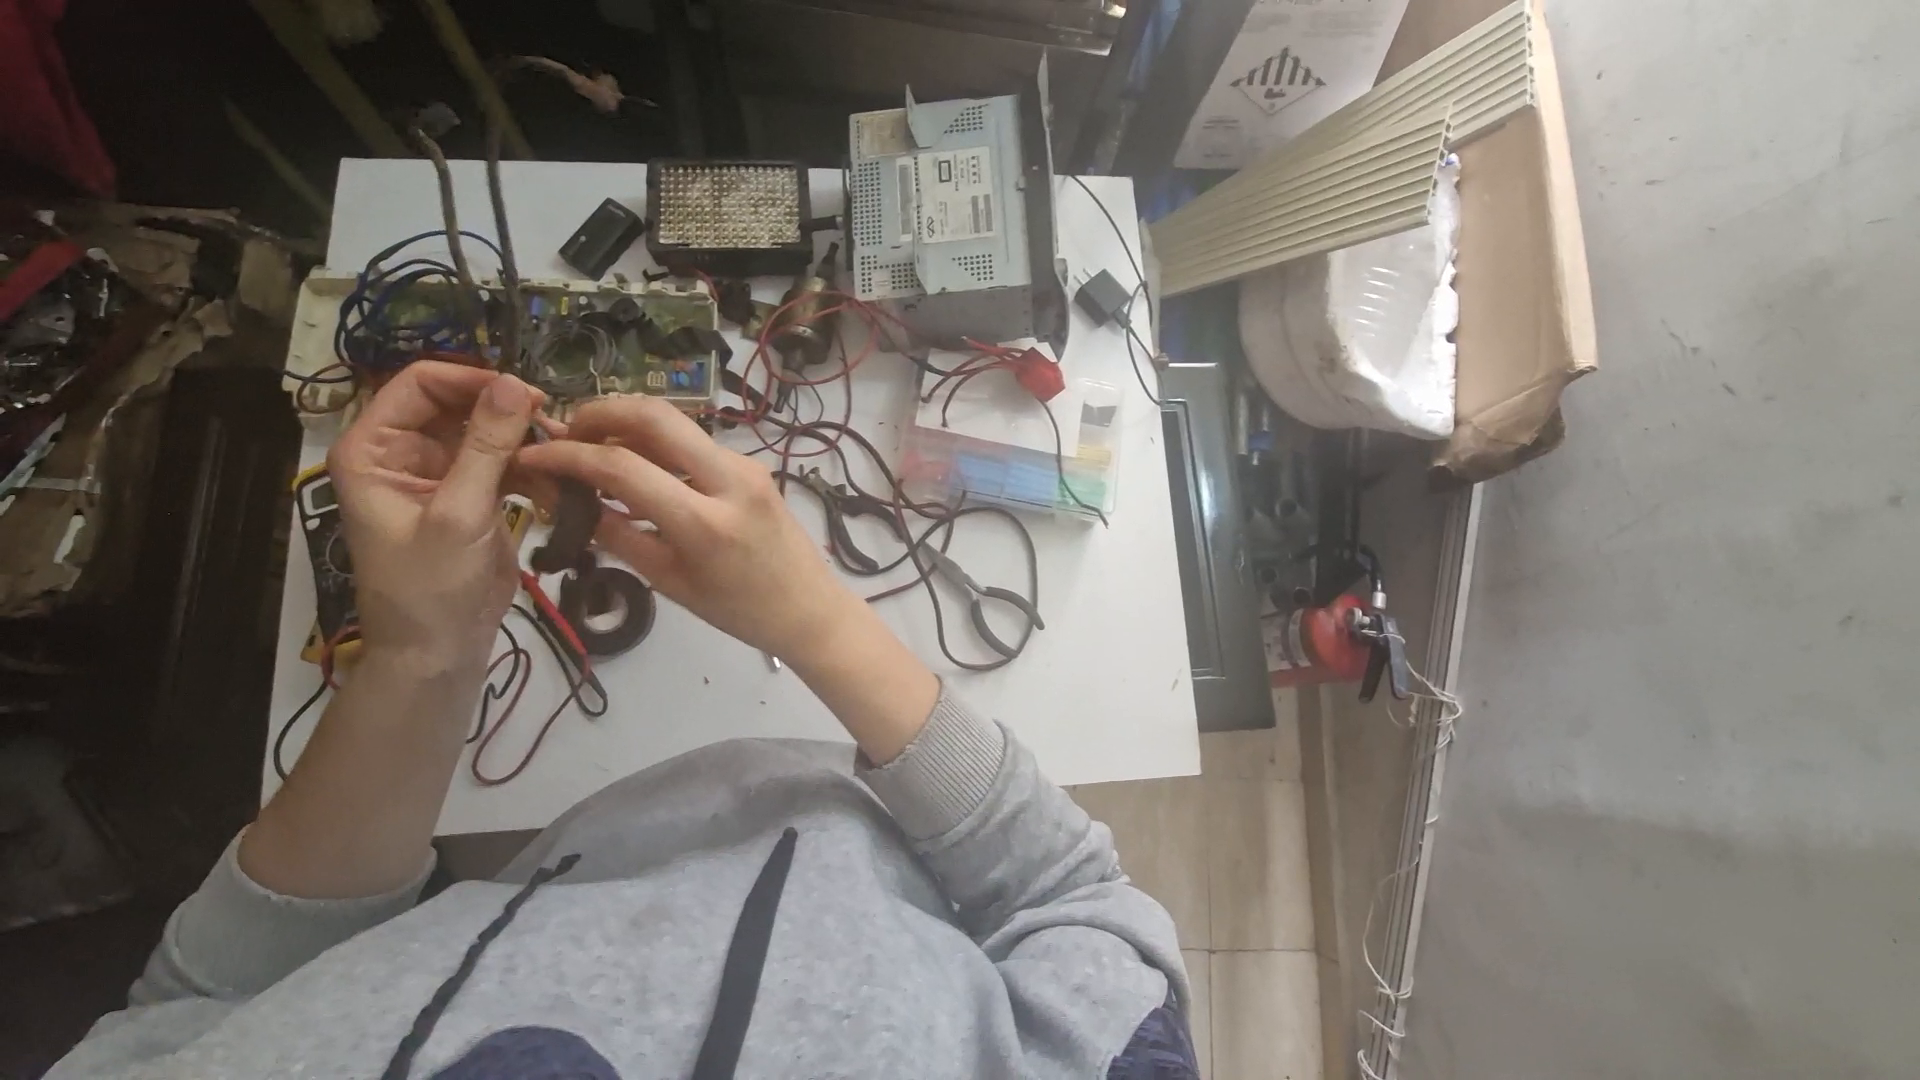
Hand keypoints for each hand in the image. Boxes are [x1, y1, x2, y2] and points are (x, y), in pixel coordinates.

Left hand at [327, 362, 540, 670]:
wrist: (440, 648)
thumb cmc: (430, 584)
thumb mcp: (458, 512)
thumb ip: (487, 446)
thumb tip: (516, 382)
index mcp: (375, 448)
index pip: (420, 385)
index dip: (473, 381)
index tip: (527, 395)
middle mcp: (404, 452)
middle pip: (460, 405)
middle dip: (508, 413)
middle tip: (556, 426)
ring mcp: (442, 475)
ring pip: (489, 433)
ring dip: (527, 443)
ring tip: (564, 458)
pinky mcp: (474, 497)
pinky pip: (506, 464)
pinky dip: (533, 470)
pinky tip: (557, 486)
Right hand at [512, 394, 861, 663]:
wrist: (809, 608)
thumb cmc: (738, 611)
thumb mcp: (669, 582)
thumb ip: (618, 535)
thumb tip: (568, 499)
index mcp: (705, 522)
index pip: (622, 466)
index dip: (568, 455)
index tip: (532, 455)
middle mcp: (729, 480)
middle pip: (654, 415)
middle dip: (599, 412)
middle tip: (566, 433)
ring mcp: (746, 466)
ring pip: (676, 423)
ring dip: (627, 425)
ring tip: (591, 449)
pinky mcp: (752, 466)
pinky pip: (694, 443)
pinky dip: (656, 444)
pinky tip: (635, 466)